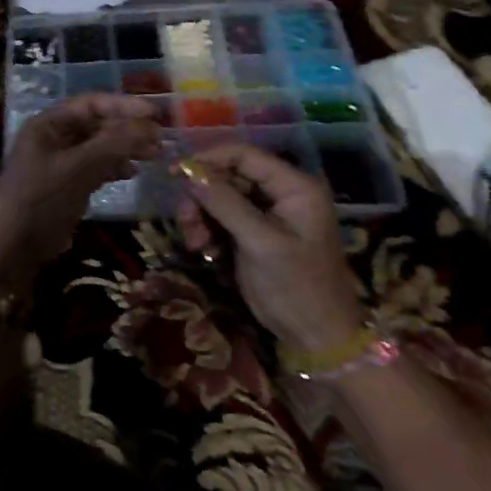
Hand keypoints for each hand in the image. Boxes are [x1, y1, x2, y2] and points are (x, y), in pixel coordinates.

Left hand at [0, 94, 162, 288]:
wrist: (13, 245)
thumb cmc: (40, 198)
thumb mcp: (78, 168)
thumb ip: (113, 144)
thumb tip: (151, 126)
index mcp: (47, 124)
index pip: (90, 103)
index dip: (124, 105)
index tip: (157, 113)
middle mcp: (53, 138)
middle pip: (96, 124)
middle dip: (128, 128)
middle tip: (162, 137)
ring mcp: (59, 162)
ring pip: (99, 147)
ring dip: (125, 148)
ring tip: (154, 155)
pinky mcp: (67, 184)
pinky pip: (95, 167)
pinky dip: (114, 167)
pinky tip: (132, 173)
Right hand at [175, 143, 364, 352]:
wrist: (316, 334)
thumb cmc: (296, 286)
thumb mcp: (260, 243)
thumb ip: (226, 205)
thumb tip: (190, 174)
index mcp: (295, 188)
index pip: (245, 155)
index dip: (208, 159)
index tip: (175, 173)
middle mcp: (282, 194)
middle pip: (228, 176)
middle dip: (202, 197)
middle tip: (185, 222)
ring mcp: (268, 214)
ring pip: (219, 198)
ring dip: (200, 217)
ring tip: (195, 243)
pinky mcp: (255, 232)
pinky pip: (221, 218)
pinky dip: (207, 231)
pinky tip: (204, 251)